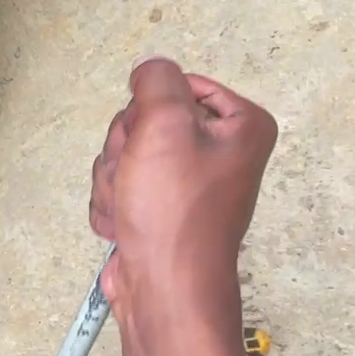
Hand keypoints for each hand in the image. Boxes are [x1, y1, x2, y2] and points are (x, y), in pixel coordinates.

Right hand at [90, 58, 276, 303]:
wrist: (162, 285)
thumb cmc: (173, 213)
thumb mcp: (164, 124)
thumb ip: (156, 80)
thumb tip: (149, 71)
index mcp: (241, 126)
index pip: (177, 85)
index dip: (151, 108)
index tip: (153, 137)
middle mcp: (218, 152)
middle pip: (146, 120)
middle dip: (127, 148)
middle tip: (138, 174)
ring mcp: (184, 184)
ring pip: (124, 154)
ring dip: (114, 179)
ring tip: (131, 205)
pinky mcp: (156, 209)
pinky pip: (118, 187)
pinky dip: (113, 204)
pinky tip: (126, 223)